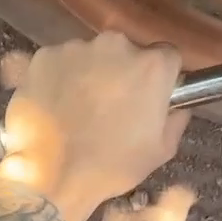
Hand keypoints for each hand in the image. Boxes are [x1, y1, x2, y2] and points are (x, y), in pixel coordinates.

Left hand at [0, 32, 191, 213]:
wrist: (52, 175)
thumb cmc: (112, 167)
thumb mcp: (160, 152)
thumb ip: (175, 119)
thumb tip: (177, 105)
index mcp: (151, 66)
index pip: (167, 57)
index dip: (161, 79)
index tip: (150, 100)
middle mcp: (115, 45)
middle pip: (127, 53)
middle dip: (123, 75)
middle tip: (111, 111)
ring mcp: (76, 47)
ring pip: (91, 57)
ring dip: (90, 77)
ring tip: (79, 113)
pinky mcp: (44, 56)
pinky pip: (60, 64)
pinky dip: (60, 80)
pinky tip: (56, 109)